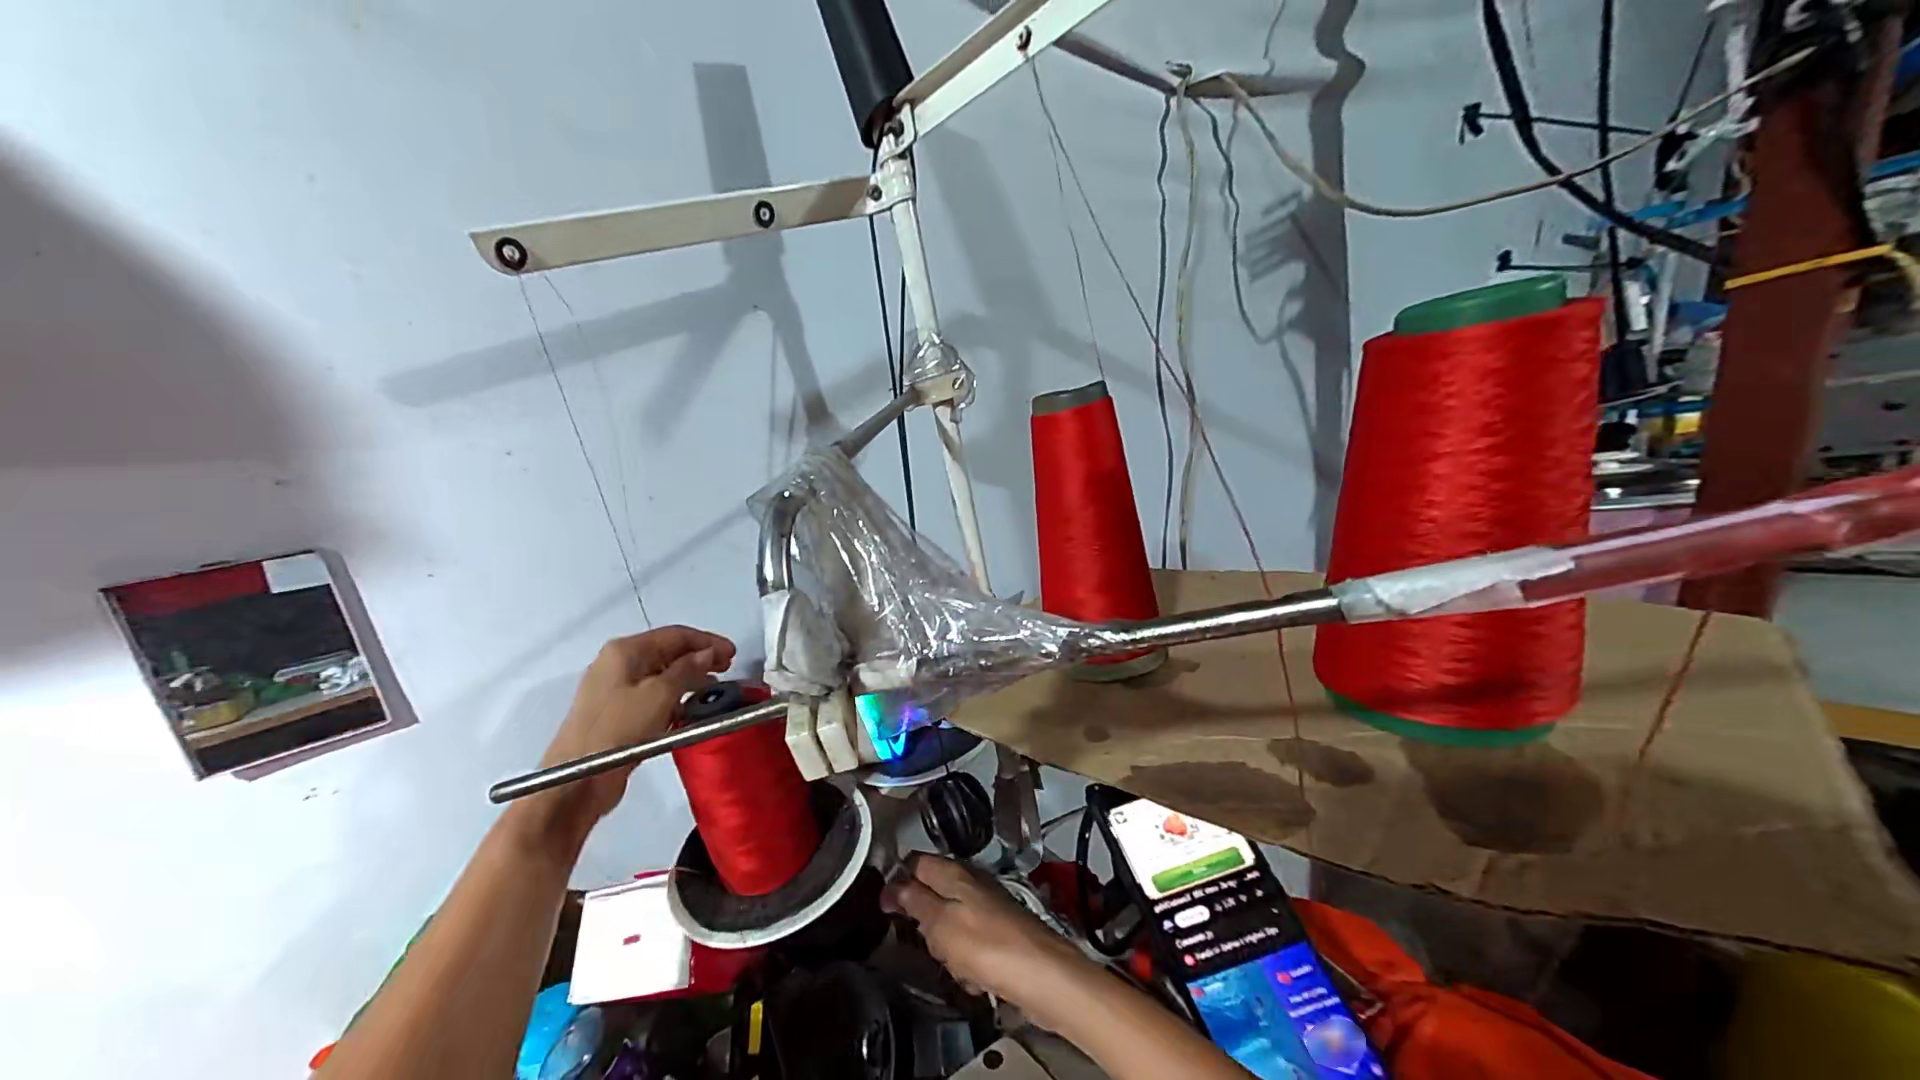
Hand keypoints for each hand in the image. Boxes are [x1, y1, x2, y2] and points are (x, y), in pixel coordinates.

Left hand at [523, 626, 735, 840]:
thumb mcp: (660, 694)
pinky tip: (691, 710)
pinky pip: (654, 698)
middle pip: (668, 652)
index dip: (707, 641)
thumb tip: (709, 654)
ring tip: (714, 690)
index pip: (675, 635)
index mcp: (624, 651)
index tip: (733, 653)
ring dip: (690, 680)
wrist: (578, 782)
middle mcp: (618, 665)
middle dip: (699, 658)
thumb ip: (688, 670)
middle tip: (727, 668)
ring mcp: (616, 691)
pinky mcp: (619, 716)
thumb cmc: (618, 730)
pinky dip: (675, 699)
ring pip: (662, 676)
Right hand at [883, 854, 1090, 1023]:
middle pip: (932, 898)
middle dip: (924, 926)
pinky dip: (970, 968)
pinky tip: (977, 980)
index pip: (916, 863)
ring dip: (947, 952)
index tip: (884, 906)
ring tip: (957, 967)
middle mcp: (972, 885)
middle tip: (929, 944)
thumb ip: (915, 900)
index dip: (897, 880)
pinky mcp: (1001, 937)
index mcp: (955, 874)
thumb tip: (893, 883)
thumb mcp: (940, 923)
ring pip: (950, 928)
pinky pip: (971, 951)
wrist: (1042, 977)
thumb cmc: (986, 947)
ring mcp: (989, 910)